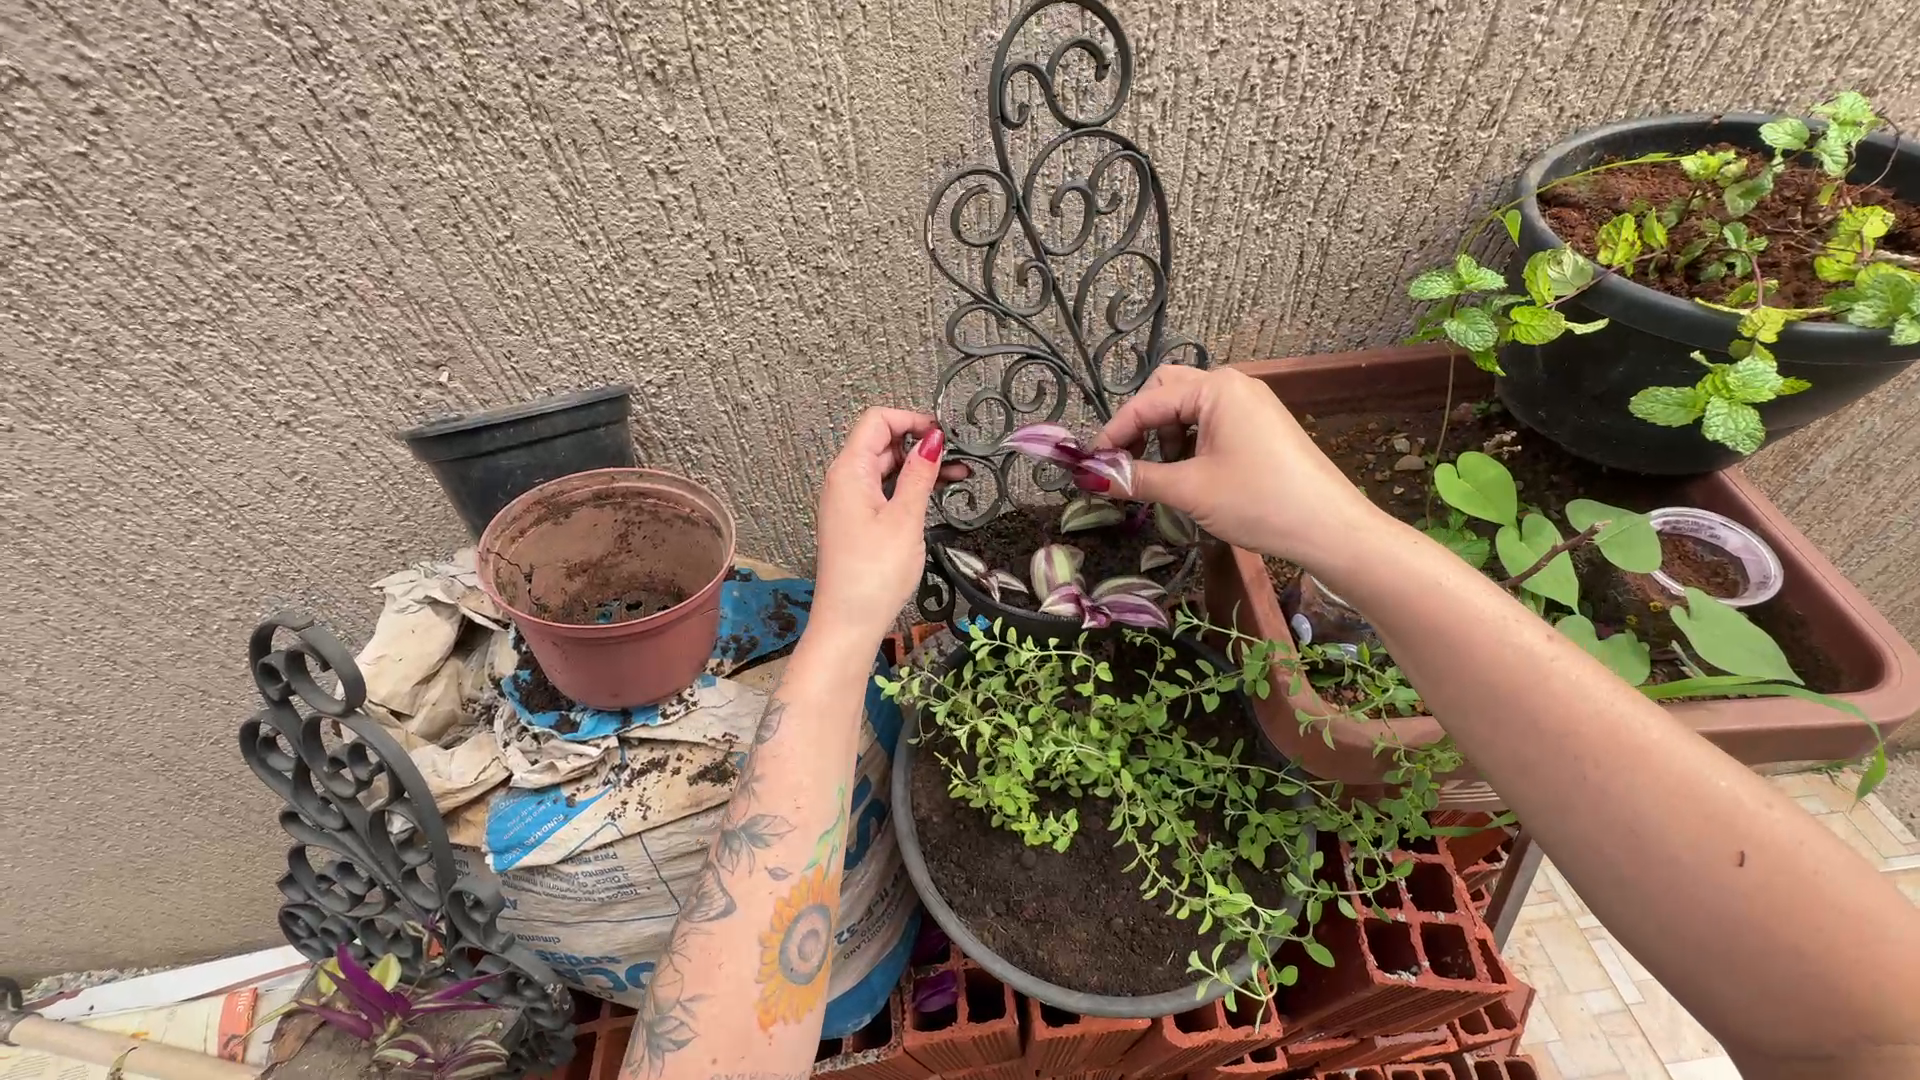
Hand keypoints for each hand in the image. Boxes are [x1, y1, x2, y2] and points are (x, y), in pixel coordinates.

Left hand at [811, 408, 960, 646]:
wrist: (849, 622)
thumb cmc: (872, 575)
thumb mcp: (905, 519)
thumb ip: (919, 474)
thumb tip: (933, 439)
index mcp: (849, 471)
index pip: (876, 421)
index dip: (911, 419)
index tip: (943, 433)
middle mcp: (843, 481)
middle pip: (881, 442)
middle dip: (920, 442)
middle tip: (957, 456)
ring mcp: (848, 501)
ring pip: (885, 467)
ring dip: (918, 466)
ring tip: (956, 474)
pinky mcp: (856, 521)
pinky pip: (883, 490)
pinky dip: (907, 486)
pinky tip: (933, 494)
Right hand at [1096, 365, 1383, 566]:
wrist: (1330, 528)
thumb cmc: (1258, 501)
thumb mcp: (1189, 490)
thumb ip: (1136, 478)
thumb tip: (1089, 478)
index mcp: (1216, 388)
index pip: (1146, 401)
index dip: (1114, 432)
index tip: (1091, 464)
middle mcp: (1233, 385)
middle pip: (1166, 391)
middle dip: (1140, 426)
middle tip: (1125, 464)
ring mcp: (1250, 404)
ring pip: (1187, 408)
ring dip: (1164, 436)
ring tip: (1159, 474)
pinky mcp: (1260, 426)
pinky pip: (1210, 422)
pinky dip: (1188, 442)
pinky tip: (1188, 473)